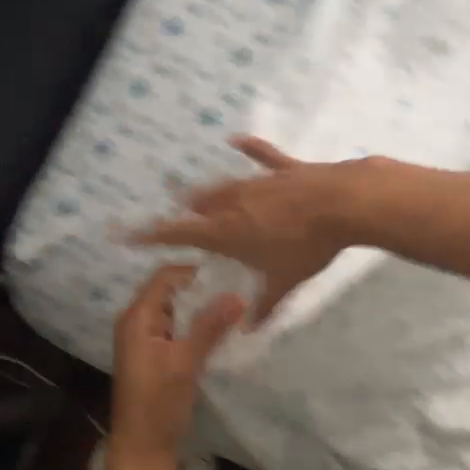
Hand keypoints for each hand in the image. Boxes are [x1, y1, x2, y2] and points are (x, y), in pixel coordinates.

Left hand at [111, 264, 245, 466]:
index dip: (196, 271)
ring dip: (204, 310)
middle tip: (241, 288)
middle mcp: (138, 323)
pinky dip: (200, 327)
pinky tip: (224, 331)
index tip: (231, 272)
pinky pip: (180, 329)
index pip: (166, 276)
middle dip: (205, 290)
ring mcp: (147, 340)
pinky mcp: (158, 355)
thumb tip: (239, 293)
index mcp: (137, 318)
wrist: (142, 448)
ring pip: (179, 312)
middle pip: (173, 292)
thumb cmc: (158, 404)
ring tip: (238, 307)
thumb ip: (210, 326)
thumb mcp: (186, 362)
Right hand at [128, 136, 368, 323]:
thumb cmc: (307, 247)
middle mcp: (235, 202)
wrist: (341, 204)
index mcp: (227, 232)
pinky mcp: (285, 168)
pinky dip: (250, 148)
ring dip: (212, 191)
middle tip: (181, 217)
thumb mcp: (285, 282)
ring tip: (198, 194)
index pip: (181, 233)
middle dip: (189, 213)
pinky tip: (237, 140)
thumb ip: (265, 305)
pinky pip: (262, 155)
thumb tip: (249, 329)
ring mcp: (260, 181)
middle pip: (202, 205)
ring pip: (226, 185)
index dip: (153, 234)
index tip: (127, 233)